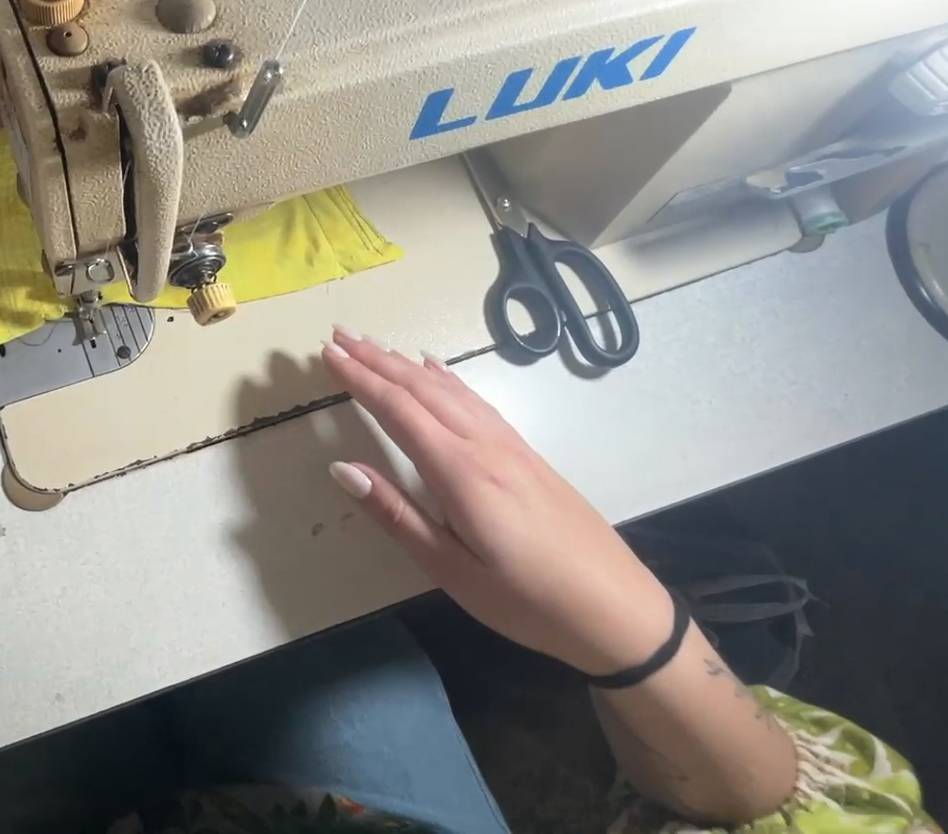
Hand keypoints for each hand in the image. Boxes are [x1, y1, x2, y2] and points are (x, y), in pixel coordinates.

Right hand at [320, 328, 673, 675]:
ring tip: (373, 344)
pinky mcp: (525, 454)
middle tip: (338, 333)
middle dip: (375, 358)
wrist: (620, 613)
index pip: (397, 410)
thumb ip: (396, 514)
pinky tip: (435, 369)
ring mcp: (509, 446)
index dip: (359, 379)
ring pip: (448, 389)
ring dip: (404, 363)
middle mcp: (483, 446)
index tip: (327, 353)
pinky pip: (475, 401)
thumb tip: (341, 467)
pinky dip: (446, 378)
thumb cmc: (527, 600)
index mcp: (460, 472)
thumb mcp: (451, 570)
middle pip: (420, 389)